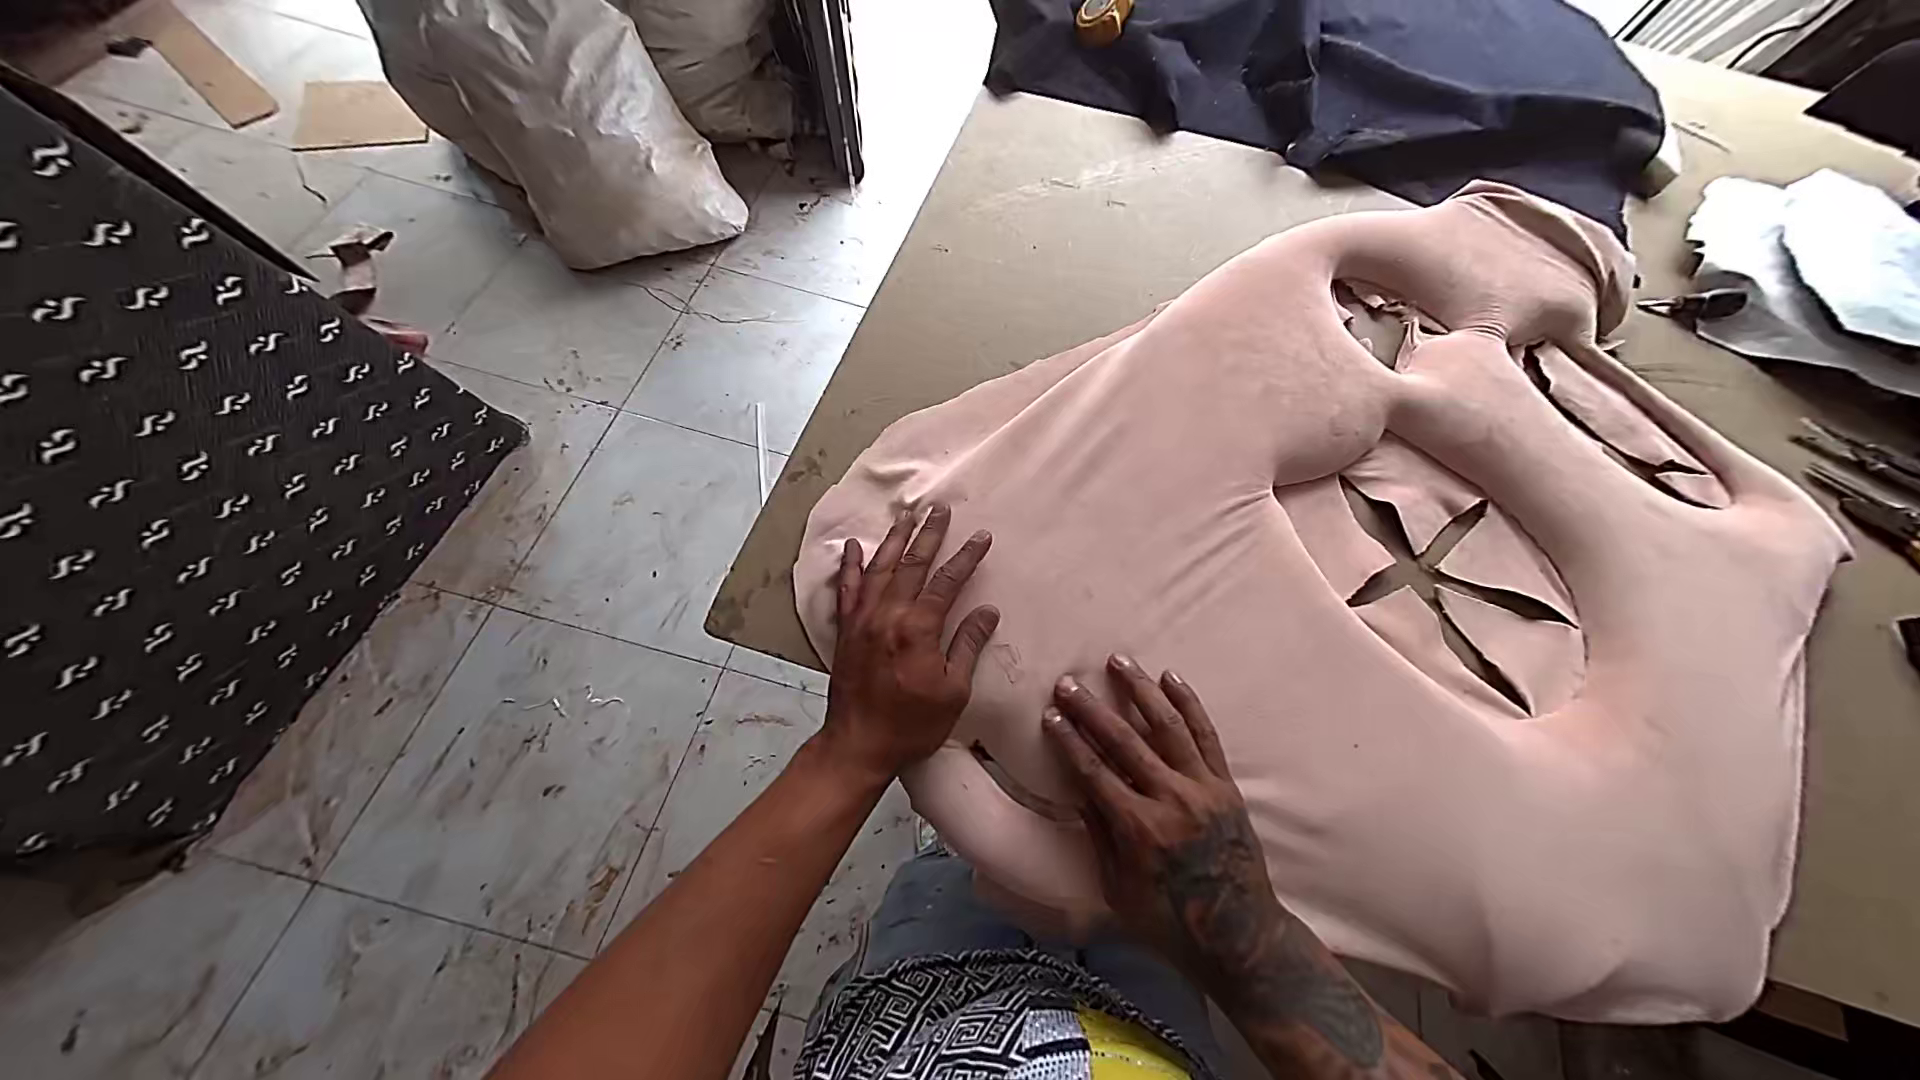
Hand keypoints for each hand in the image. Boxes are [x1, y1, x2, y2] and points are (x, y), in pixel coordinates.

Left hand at [819, 504, 999, 786]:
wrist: (858, 744)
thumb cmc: (911, 724)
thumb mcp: (953, 691)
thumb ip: (967, 645)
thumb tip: (987, 612)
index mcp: (917, 629)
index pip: (947, 582)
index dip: (966, 557)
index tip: (981, 537)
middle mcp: (887, 616)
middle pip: (911, 565)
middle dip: (928, 534)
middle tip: (939, 509)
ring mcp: (862, 621)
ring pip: (879, 569)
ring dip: (894, 540)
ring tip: (905, 516)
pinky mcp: (845, 631)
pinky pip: (847, 590)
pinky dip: (850, 566)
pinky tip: (854, 547)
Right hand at [1046, 659, 1454, 1078]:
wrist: (1242, 939)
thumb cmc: (1169, 921)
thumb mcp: (1117, 888)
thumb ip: (1099, 834)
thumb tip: (1078, 787)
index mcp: (1138, 830)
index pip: (1093, 771)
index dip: (1068, 740)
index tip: (1050, 715)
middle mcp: (1171, 801)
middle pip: (1123, 741)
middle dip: (1090, 709)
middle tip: (1067, 683)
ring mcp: (1203, 789)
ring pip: (1166, 726)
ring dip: (1139, 690)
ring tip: (1118, 660)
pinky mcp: (1226, 786)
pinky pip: (1206, 735)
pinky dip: (1189, 703)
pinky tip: (1171, 677)